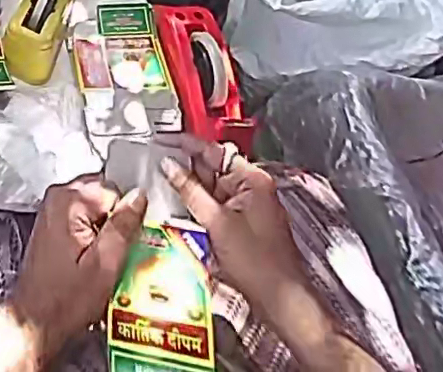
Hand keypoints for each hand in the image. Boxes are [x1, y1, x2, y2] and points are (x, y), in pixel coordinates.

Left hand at [10, 176, 147, 357]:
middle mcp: (58, 196)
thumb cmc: (65, 300)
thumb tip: (140, 196)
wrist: (34, 321)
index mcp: (70, 200)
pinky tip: (90, 262)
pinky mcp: (53, 223)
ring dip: (105, 231)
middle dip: (115, 223)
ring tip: (102, 262)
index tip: (124, 246)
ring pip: (95, 208)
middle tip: (114, 256)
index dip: (125, 220)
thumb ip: (124, 226)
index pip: (115, 191)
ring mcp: (53, 208)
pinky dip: (93, 236)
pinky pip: (83, 218)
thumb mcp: (105, 266)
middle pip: (103, 195)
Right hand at [161, 143, 301, 308]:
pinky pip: (217, 202)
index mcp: (251, 179)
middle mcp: (252, 186)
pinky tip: (183, 203)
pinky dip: (200, 202)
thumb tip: (168, 166)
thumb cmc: (257, 263)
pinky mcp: (244, 221)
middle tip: (159, 161)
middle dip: (187, 166)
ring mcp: (249, 204)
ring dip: (191, 185)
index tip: (165, 139)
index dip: (187, 144)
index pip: (214, 150)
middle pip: (213, 166)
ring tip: (165, 181)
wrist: (283, 304)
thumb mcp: (216, 222)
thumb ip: (189, 190)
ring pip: (213, 185)